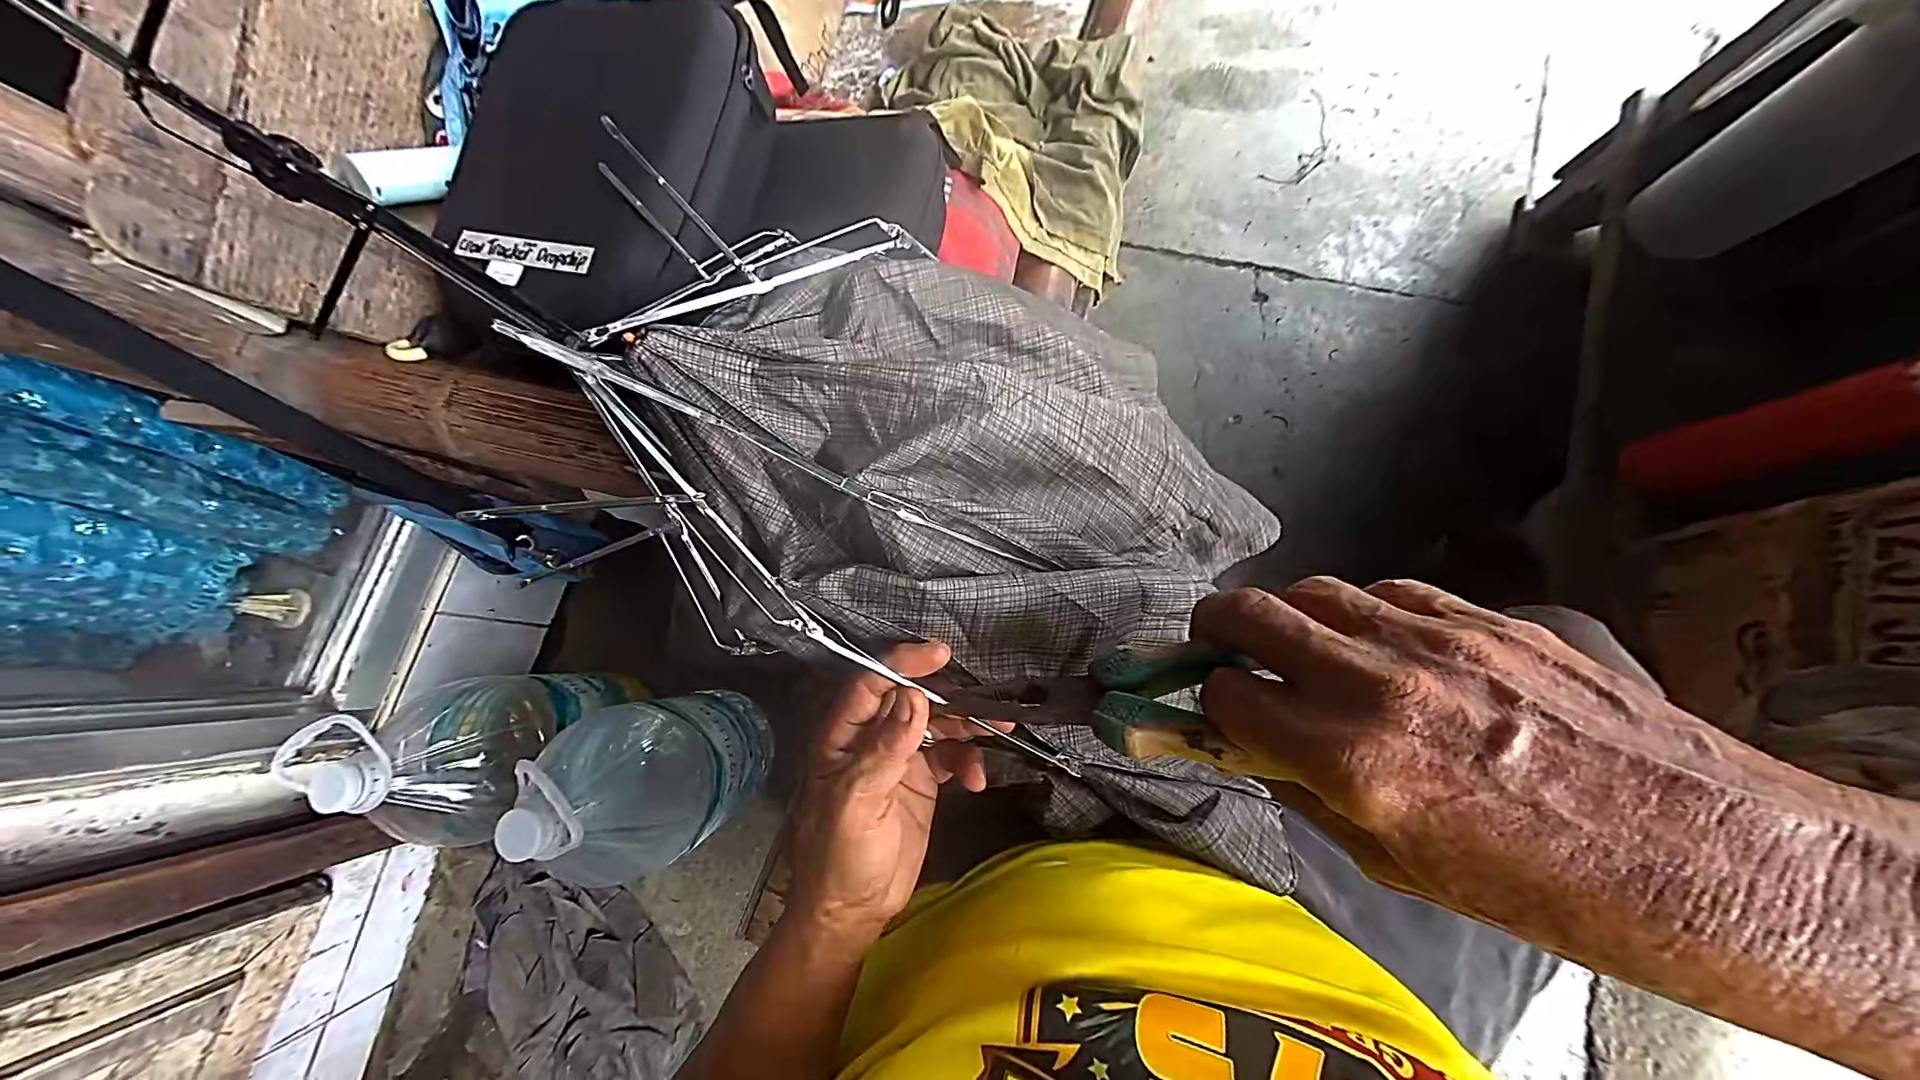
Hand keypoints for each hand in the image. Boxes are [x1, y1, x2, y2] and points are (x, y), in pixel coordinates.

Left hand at [786, 641, 997, 942]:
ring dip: (968, 726)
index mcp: (843, 736)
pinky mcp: (920, 780)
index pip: (871, 684)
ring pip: (937, 725)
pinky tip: (976, 781)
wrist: (853, 911)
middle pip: (912, 700)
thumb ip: (884, 749)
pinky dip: (967, 761)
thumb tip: (913, 698)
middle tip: (982, 699)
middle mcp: (872, 739)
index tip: (938, 654)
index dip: (902, 663)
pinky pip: (950, 757)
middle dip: (948, 696)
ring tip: (999, 729)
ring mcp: (899, 758)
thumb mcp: (856, 802)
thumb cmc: (838, 857)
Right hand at [1193, 578, 1919, 1078]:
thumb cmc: (1546, 890)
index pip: (1231, 698)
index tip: (1218, 707)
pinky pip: (1388, 591)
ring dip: (1283, 611)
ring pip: (1314, 589)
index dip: (1212, 702)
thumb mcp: (1397, 864)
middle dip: (1214, 624)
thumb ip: (1308, 792)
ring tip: (1290, 636)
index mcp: (1353, 763)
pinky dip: (1358, 610)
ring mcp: (1437, 641)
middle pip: (1252, 615)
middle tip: (1212, 638)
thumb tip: (1255, 748)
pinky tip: (1371, 637)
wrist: (1715, 859)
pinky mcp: (1487, 619)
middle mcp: (1381, 687)